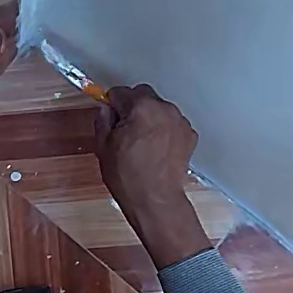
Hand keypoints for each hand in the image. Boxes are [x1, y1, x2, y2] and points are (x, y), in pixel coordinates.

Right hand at [94, 84, 211, 268]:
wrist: (154, 200)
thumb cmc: (129, 177)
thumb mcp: (103, 147)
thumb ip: (103, 121)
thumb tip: (106, 110)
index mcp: (141, 107)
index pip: (121, 92)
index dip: (112, 104)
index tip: (109, 114)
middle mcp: (164, 109)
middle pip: (143, 96)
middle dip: (133, 108)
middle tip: (124, 130)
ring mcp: (179, 122)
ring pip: (159, 110)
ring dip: (150, 119)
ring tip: (141, 144)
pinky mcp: (189, 135)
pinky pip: (172, 124)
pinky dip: (163, 131)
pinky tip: (154, 150)